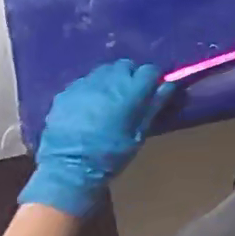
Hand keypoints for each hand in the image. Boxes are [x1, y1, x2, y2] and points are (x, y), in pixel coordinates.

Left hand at [20, 61, 173, 216]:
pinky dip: (90, 90)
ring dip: (110, 81)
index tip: (152, 92)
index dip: (153, 80)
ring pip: (103, 71)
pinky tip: (86, 109)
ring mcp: (84, 83)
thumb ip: (153, 107)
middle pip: (125, 65)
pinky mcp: (66, 91)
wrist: (68, 170)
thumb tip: (169, 85)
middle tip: (129, 97)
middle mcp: (108, 79)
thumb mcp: (138, 134)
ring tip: (107, 102)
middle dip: (130, 76)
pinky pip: (84, 83)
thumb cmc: (110, 156)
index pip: (150, 70)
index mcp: (130, 91)